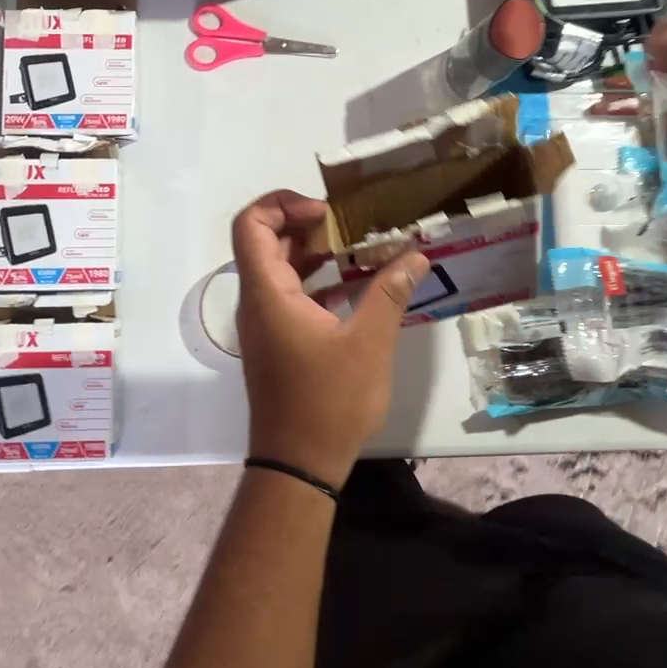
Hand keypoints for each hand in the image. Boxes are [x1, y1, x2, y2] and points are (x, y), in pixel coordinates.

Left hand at [231, 190, 429, 488]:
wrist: (297, 464)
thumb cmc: (328, 402)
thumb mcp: (368, 344)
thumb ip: (389, 293)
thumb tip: (415, 255)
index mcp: (267, 292)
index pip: (251, 224)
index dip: (281, 203)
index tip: (325, 212)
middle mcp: (257, 301)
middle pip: (264, 240)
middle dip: (304, 223)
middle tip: (348, 226)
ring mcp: (263, 322)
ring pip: (277, 268)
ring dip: (312, 251)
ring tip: (357, 249)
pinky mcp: (275, 340)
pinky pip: (288, 293)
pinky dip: (315, 280)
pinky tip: (354, 286)